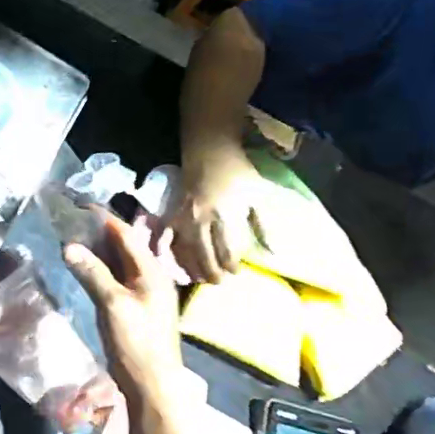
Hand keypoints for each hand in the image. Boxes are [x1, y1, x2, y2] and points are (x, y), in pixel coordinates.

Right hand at [64, 210, 192, 412]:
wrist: (152, 385)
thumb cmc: (136, 343)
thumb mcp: (112, 304)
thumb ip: (92, 273)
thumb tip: (69, 246)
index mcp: (151, 272)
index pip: (125, 234)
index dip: (103, 218)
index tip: (78, 205)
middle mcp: (150, 278)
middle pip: (123, 246)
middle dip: (98, 231)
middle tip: (70, 219)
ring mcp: (143, 294)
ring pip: (118, 262)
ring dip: (97, 249)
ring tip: (71, 237)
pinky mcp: (133, 308)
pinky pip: (115, 278)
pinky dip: (98, 268)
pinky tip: (83, 268)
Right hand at [166, 151, 264, 283]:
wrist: (210, 151)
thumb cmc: (238, 172)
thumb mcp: (258, 197)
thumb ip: (264, 226)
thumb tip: (274, 252)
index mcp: (225, 216)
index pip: (226, 250)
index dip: (230, 266)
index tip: (235, 273)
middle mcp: (201, 219)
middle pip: (204, 254)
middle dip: (210, 272)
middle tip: (216, 282)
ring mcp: (183, 217)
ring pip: (184, 249)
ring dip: (190, 266)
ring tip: (196, 277)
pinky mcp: (171, 213)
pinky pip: (163, 235)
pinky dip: (161, 249)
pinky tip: (163, 261)